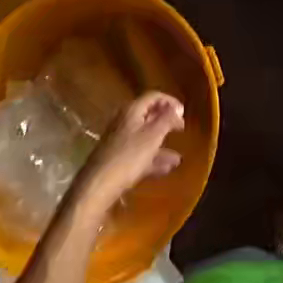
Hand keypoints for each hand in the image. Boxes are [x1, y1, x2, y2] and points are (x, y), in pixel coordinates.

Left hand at [69, 92, 183, 216]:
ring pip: (144, 137)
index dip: (170, 101)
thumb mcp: (153, 136)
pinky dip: (153, 158)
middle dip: (166, 122)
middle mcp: (124, 121)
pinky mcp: (117, 158)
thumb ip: (166, 119)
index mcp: (131, 111)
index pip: (153, 96)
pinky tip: (166, 169)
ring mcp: (119, 140)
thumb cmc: (129, 157)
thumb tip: (177, 107)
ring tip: (178, 157)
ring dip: (162, 144)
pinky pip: (139, 154)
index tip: (183, 112)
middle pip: (148, 116)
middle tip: (181, 129)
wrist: (99, 186)